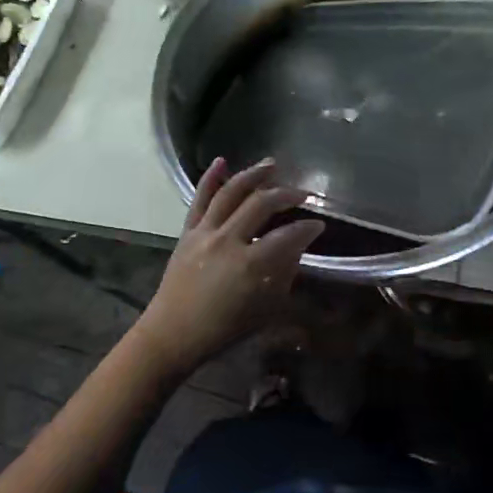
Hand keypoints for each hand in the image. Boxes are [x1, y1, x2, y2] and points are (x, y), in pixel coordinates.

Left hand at [135, 157, 324, 371]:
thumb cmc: (223, 328)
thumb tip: (295, 249)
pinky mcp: (187, 232)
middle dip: (286, 194)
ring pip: (230, 193)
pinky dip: (210, 178)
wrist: (174, 331)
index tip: (318, 224)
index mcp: (250, 264)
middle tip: (302, 194)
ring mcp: (204, 232)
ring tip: (271, 164)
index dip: (308, 228)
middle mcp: (227, 240)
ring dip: (252, 175)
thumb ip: (283, 275)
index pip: (288, 236)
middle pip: (261, 204)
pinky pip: (199, 199)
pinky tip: (222, 161)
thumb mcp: (265, 310)